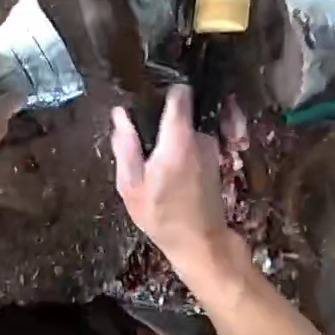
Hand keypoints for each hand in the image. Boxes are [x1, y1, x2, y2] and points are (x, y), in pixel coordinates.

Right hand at [111, 85, 227, 266]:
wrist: (200, 242)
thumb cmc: (161, 215)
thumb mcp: (131, 186)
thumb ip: (126, 146)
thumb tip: (119, 115)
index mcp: (178, 139)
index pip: (179, 94)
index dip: (163, 91)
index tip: (147, 100)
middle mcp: (200, 138)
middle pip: (178, 117)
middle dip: (159, 128)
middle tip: (143, 152)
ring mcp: (211, 150)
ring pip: (184, 134)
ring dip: (170, 145)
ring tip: (154, 171)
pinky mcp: (215, 162)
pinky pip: (192, 148)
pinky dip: (181, 157)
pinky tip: (170, 179)